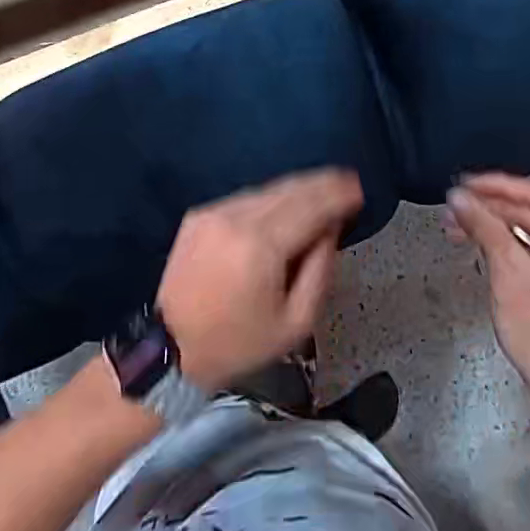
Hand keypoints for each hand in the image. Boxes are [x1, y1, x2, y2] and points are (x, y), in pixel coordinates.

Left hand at [157, 169, 363, 389]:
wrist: (170, 350)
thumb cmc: (238, 343)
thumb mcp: (296, 323)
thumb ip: (320, 270)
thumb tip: (331, 228)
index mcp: (261, 247)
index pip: (310, 206)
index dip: (338, 194)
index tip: (359, 188)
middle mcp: (236, 219)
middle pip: (290, 189)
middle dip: (322, 183)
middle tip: (347, 181)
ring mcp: (213, 213)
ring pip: (267, 190)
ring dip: (297, 189)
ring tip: (321, 191)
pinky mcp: (198, 216)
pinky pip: (245, 198)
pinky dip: (270, 199)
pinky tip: (283, 206)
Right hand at [445, 173, 529, 412]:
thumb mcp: (513, 280)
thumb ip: (487, 230)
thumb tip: (459, 197)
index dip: (514, 198)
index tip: (475, 191)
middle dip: (503, 207)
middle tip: (465, 196)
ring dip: (503, 225)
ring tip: (464, 219)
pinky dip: (515, 244)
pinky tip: (484, 238)